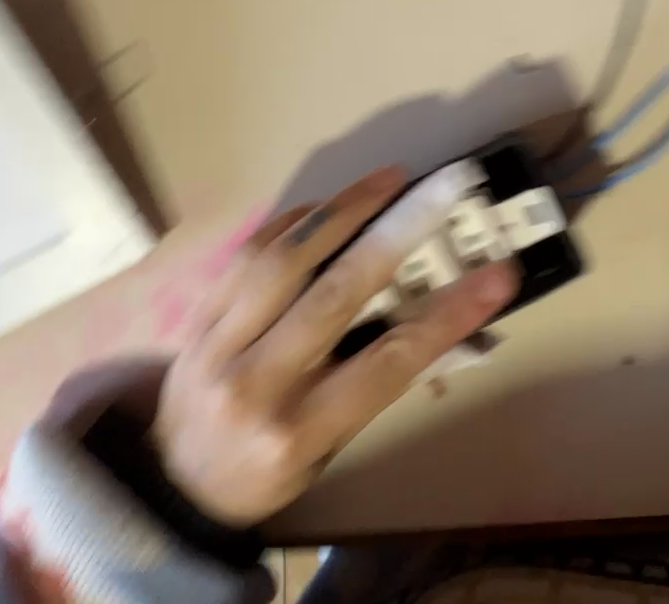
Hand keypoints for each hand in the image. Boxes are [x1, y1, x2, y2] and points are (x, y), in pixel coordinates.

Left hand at [152, 167, 518, 527]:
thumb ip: (394, 386)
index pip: (389, 363)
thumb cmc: (269, 471)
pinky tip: (328, 206)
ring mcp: (216, 347)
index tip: (499, 275)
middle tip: (442, 190)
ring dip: (343, 211)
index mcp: (301, 432)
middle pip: (336, 296)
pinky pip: (248, 254)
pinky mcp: (196, 318)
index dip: (449, 315)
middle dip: (398, 233)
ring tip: (388, 181)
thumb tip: (471, 341)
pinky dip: (293, 222)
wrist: (169, 487)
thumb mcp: (336, 447)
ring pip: (285, 261)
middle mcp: (256, 385)